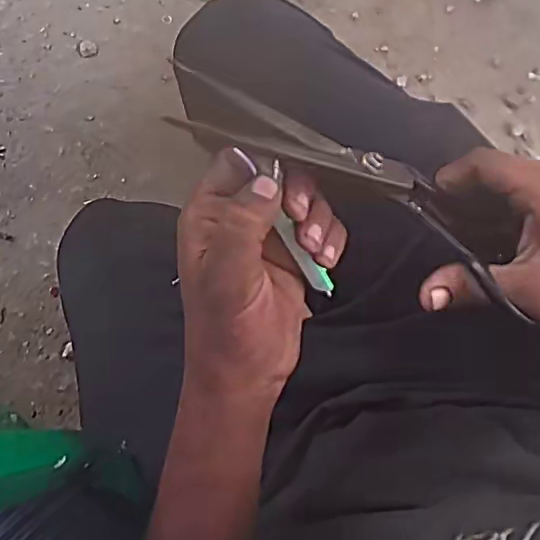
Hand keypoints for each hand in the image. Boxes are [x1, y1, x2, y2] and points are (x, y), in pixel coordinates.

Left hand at [176, 148, 346, 401]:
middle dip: (298, 193)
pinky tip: (324, 260)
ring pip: (303, 200)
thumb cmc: (224, 331)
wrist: (247, 375)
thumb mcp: (228, 275)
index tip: (283, 185)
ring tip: (314, 249)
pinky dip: (329, 238)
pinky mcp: (294, 254)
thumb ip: (242, 224)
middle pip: (277, 175)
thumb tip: (267, 181)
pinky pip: (320, 228)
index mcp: (209, 216)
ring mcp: (267, 236)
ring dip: (318, 218)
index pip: (234, 164)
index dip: (262, 164)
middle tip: (301, 218)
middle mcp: (237, 219)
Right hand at [418, 148, 539, 336]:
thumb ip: (472, 285)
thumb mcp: (528, 290)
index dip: (452, 177)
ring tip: (461, 226)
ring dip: (482, 196)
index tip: (430, 198)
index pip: (484, 162)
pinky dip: (501, 201)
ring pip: (508, 175)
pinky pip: (524, 185)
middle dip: (463, 189)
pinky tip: (492, 231)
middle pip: (494, 166)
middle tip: (441, 218)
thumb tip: (429, 291)